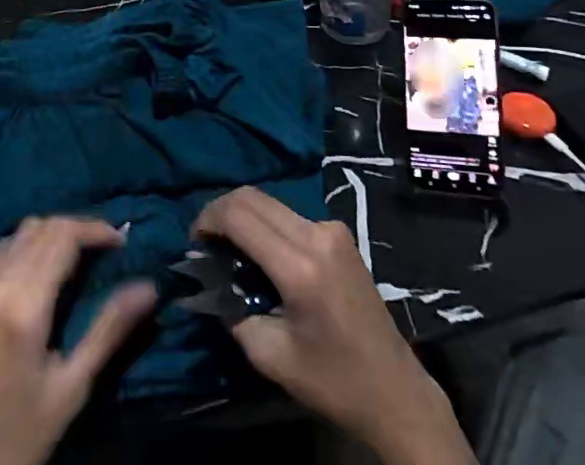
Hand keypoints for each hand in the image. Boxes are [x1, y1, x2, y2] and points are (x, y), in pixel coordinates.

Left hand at [0, 218, 157, 464]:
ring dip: (55, 232)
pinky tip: (47, 268)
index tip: (124, 242)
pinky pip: (3, 251)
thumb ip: (109, 330)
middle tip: (109, 247)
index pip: (63, 236)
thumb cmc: (15, 436)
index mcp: (23, 305)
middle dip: (80, 227)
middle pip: (43, 227)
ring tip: (83, 254)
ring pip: (20, 233)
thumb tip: (149, 287)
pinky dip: (31, 244)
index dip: (97, 229)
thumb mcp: (70, 388)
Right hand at [193, 189, 475, 464]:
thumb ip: (231, 309)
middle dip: (221, 212)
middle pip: (255, 198)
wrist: (392, 386)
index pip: (240, 215)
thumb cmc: (330, 380)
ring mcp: (333, 230)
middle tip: (204, 245)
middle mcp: (318, 234)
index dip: (207, 220)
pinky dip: (266, 226)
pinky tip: (260, 256)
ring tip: (228, 253)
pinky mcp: (341, 235)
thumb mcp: (268, 355)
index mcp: (300, 265)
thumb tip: (206, 280)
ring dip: (244, 218)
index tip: (192, 245)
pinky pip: (292, 217)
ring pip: (273, 204)